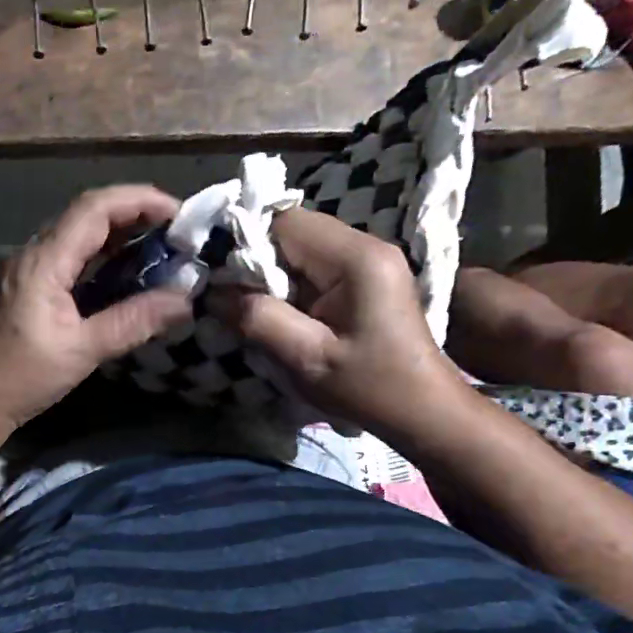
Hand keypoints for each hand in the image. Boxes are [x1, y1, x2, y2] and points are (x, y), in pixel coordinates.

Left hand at [0, 185, 194, 438]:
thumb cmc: (23, 377)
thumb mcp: (83, 350)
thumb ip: (133, 321)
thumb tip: (185, 298)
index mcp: (44, 262)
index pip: (94, 208)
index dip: (140, 201)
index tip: (180, 216)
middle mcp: (35, 255)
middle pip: (88, 214)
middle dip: (136, 213)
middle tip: (178, 232)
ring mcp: (32, 270)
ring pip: (80, 234)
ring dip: (121, 233)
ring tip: (162, 247)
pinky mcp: (34, 288)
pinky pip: (73, 257)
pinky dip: (105, 256)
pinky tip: (129, 272)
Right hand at [208, 207, 468, 435]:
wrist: (420, 409)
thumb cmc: (368, 387)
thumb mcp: (305, 357)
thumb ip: (258, 319)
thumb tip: (212, 294)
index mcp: (356, 259)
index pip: (284, 223)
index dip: (242, 241)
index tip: (212, 273)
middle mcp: (365, 246)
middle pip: (291, 230)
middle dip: (251, 256)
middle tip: (222, 292)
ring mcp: (367, 259)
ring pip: (297, 246)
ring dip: (265, 270)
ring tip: (242, 302)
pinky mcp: (362, 277)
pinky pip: (310, 265)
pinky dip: (283, 281)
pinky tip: (270, 307)